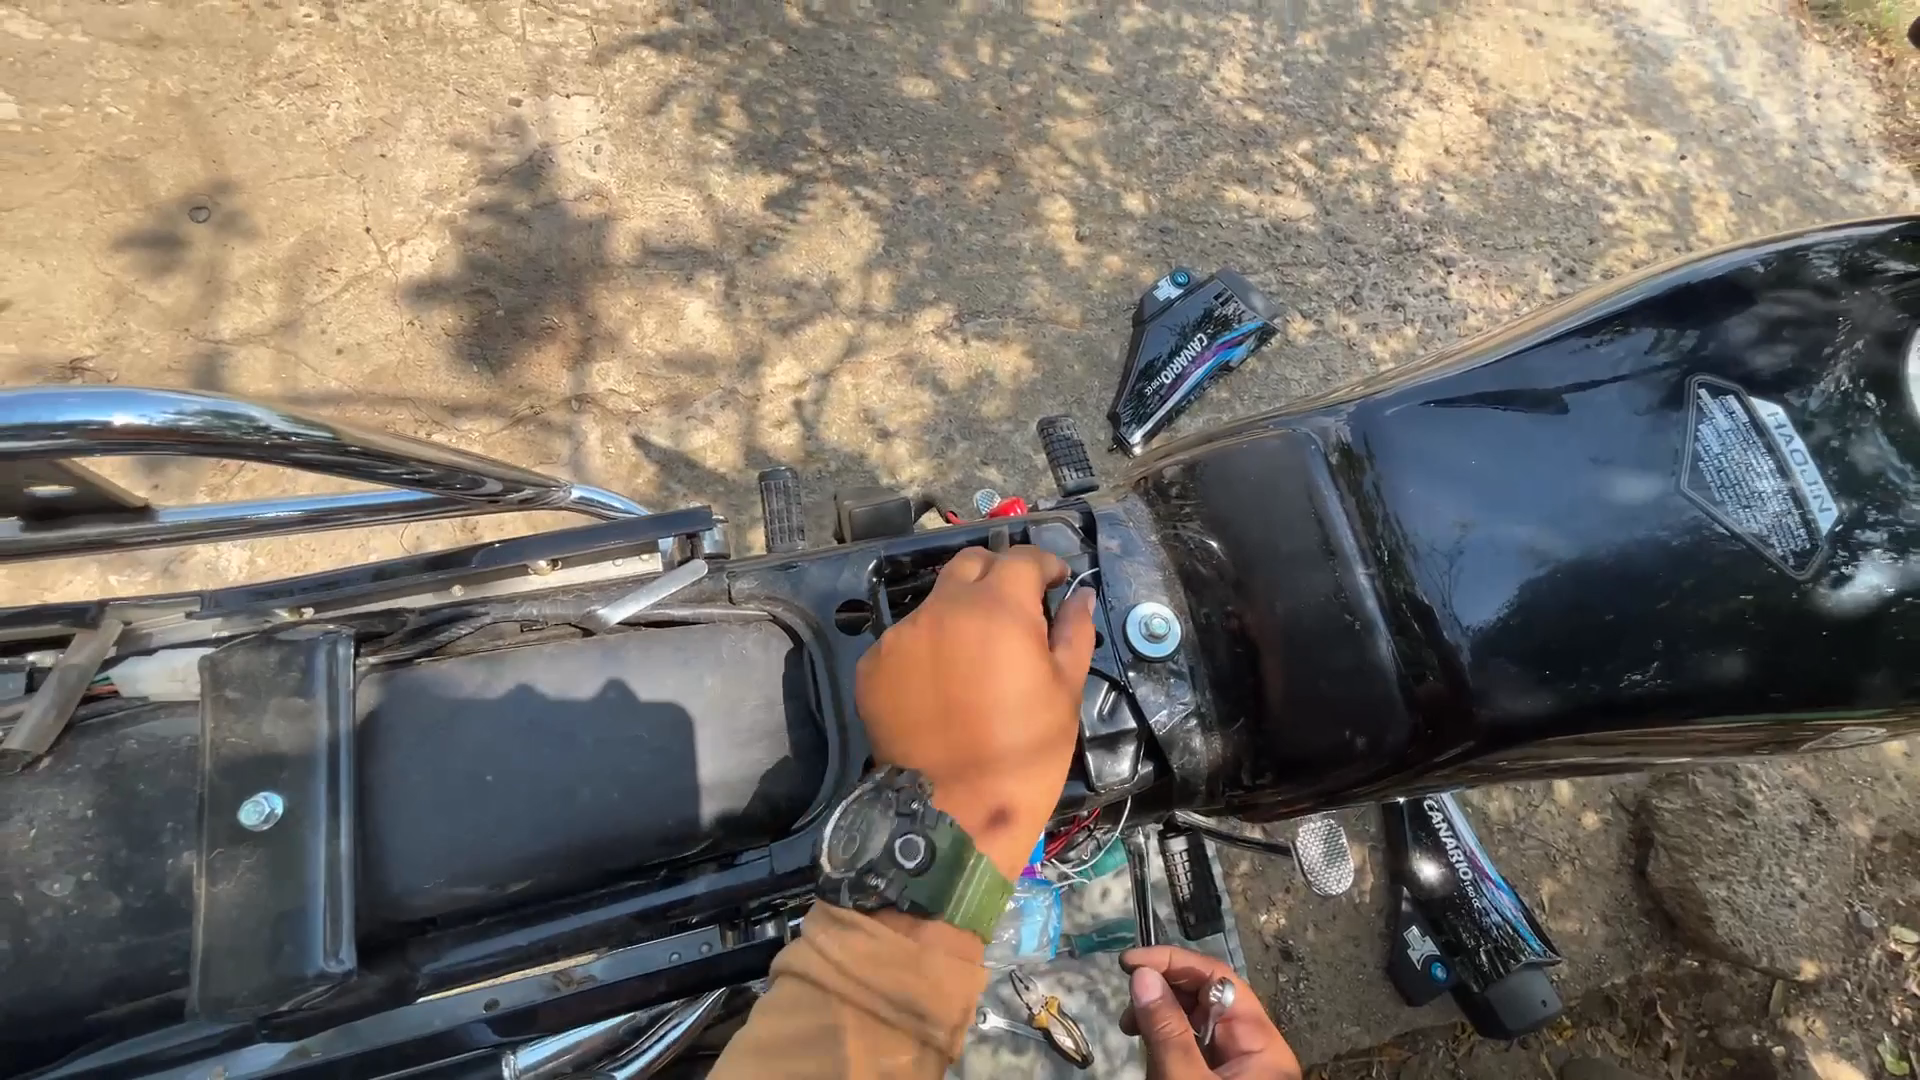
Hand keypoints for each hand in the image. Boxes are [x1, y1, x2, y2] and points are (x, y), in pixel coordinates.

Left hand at [855, 545, 1096, 879]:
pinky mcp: (873, 665)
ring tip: (975, 656)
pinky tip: (940, 684)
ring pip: (935, 602)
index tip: (1055, 581)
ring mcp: (901, 636)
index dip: (1043, 564)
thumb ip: (1074, 631)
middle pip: (970, 564)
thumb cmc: (1025, 753)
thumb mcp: (1066, 691)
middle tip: (1015, 606)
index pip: (1020, 557)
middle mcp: (942, 609)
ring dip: (960, 613)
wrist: (954, 815)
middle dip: (997, 574)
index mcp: (997, 609)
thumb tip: (1079, 596)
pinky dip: (928, 647)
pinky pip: (906, 639)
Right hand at [1120, 947, 1301, 1079]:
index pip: (1217, 977)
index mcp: (1262, 1044)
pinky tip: (1149, 1055)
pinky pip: (1191, 1049)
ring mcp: (1236, 1068)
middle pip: (1203, 997)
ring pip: (1192, 1022)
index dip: (1172, 962)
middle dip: (1161, 992)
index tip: (1130, 964)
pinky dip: (1165, 1044)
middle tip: (1128, 1008)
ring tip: (1132, 1032)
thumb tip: (1142, 974)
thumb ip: (1166, 1030)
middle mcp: (1253, 1049)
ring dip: (1159, 1019)